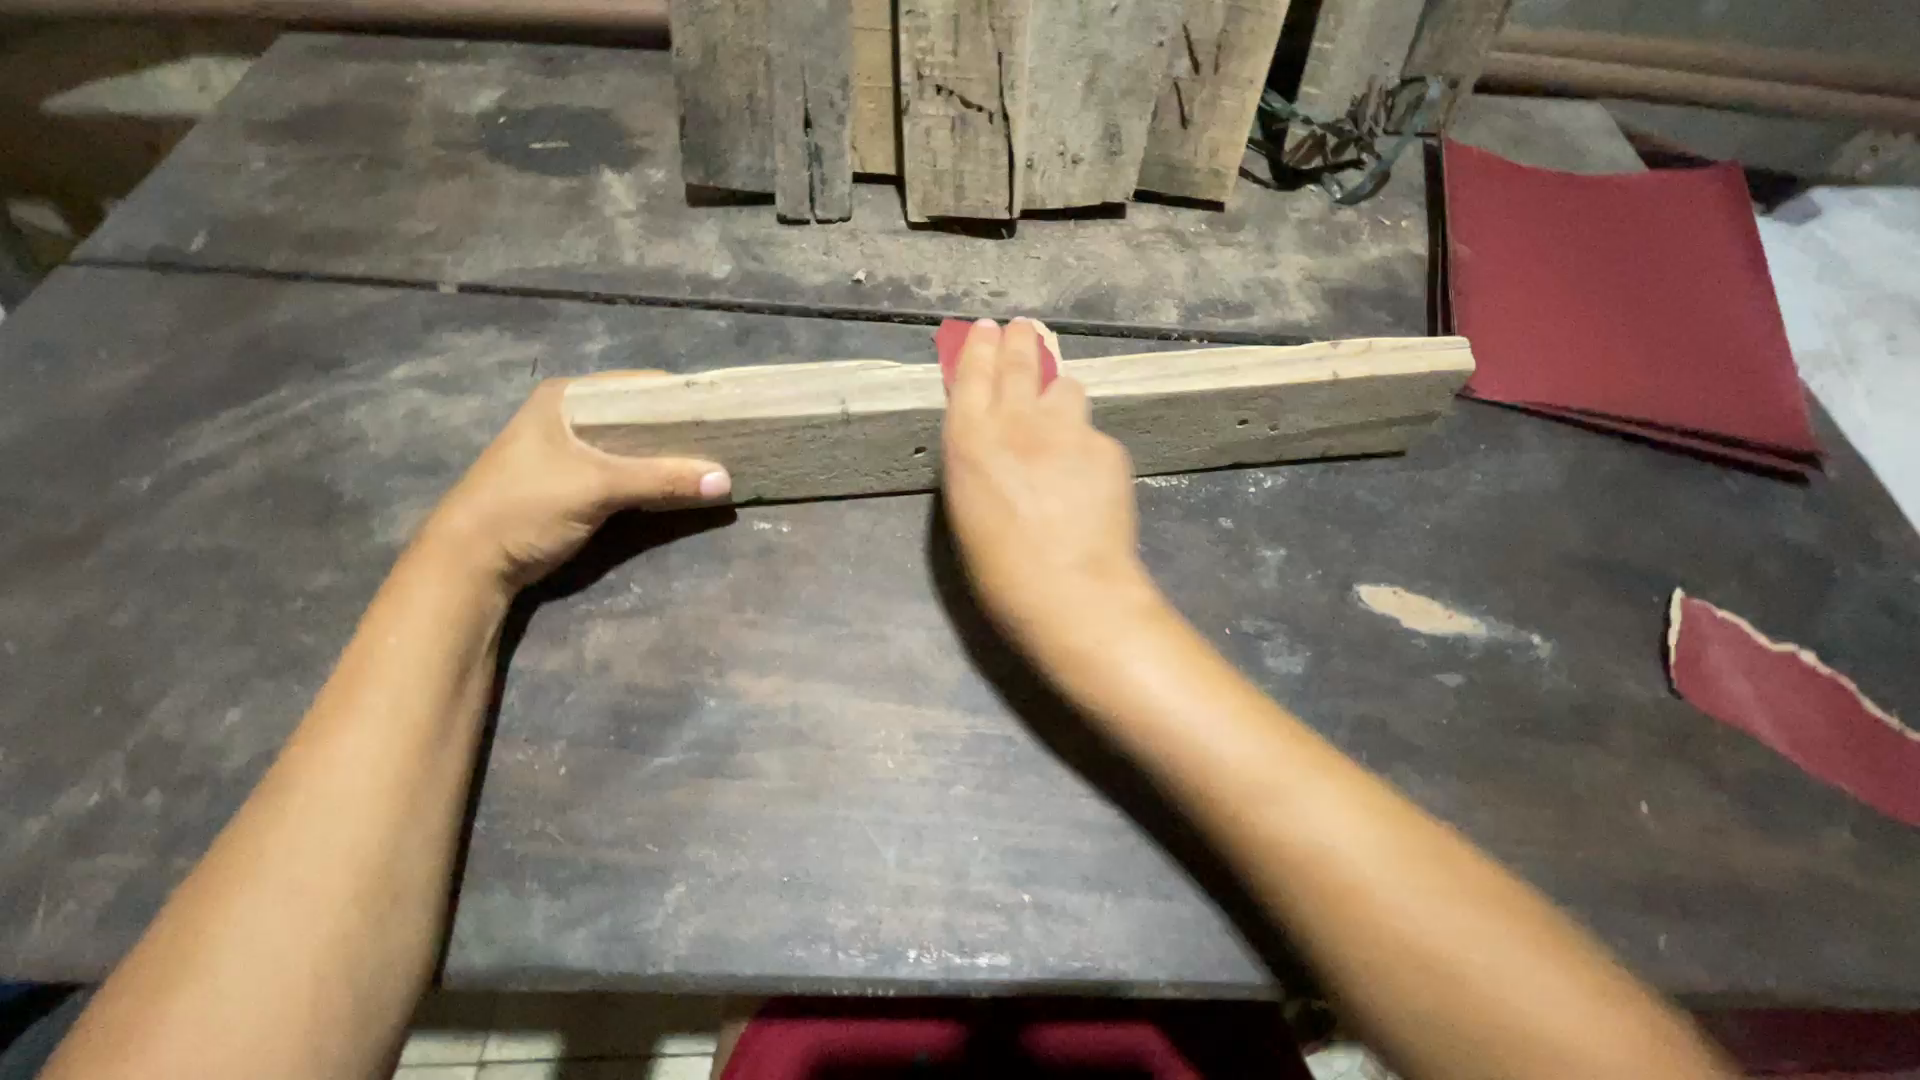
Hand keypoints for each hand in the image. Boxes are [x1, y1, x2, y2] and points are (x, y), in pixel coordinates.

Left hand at [416, 376, 729, 591]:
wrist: (472, 561)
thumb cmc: (526, 506)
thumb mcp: (597, 487)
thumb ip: (661, 479)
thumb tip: (725, 480)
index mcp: (568, 397)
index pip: (638, 385)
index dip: (681, 397)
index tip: (724, 412)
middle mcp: (573, 415)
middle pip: (640, 415)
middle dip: (680, 430)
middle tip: (727, 440)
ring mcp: (575, 450)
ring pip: (636, 446)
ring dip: (669, 457)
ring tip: (714, 462)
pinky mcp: (579, 481)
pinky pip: (629, 470)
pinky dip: (655, 477)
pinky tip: (683, 484)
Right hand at [941, 318, 1160, 651]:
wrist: (1070, 590)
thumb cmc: (999, 570)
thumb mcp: (967, 507)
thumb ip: (978, 459)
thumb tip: (993, 437)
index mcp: (970, 440)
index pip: (972, 374)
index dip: (978, 348)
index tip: (985, 329)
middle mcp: (1017, 422)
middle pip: (1020, 363)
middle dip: (1020, 341)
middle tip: (1023, 328)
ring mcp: (1067, 430)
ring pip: (1066, 388)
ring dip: (1059, 393)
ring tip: (1060, 412)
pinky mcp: (1107, 447)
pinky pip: (1094, 433)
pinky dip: (1087, 445)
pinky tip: (1089, 477)